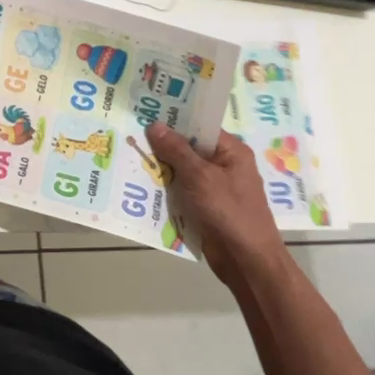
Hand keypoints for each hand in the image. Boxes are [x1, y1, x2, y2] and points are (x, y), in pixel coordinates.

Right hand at [145, 124, 288, 286]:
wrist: (246, 261)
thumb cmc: (229, 212)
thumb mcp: (200, 177)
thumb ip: (177, 150)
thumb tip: (155, 125)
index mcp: (231, 152)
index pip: (199, 127)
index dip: (174, 120)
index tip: (145, 112)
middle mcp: (224, 166)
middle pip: (188, 148)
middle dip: (161, 145)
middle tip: (130, 134)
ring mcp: (213, 187)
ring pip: (181, 170)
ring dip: (160, 168)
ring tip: (128, 156)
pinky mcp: (204, 207)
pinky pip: (180, 190)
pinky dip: (164, 188)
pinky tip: (139, 183)